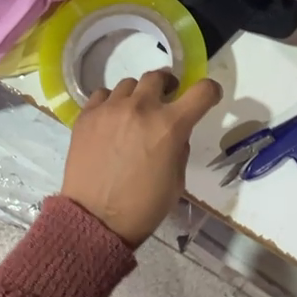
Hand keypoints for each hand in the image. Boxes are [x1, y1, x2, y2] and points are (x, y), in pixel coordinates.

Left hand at [62, 70, 221, 246]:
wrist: (95, 220)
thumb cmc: (143, 207)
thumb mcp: (177, 180)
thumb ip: (179, 147)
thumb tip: (174, 132)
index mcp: (170, 126)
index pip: (202, 91)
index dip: (210, 91)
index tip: (208, 97)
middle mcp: (140, 108)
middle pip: (159, 76)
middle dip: (168, 86)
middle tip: (166, 100)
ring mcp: (110, 109)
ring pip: (129, 84)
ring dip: (138, 96)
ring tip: (134, 115)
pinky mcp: (86, 115)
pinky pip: (102, 95)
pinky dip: (111, 102)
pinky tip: (110, 120)